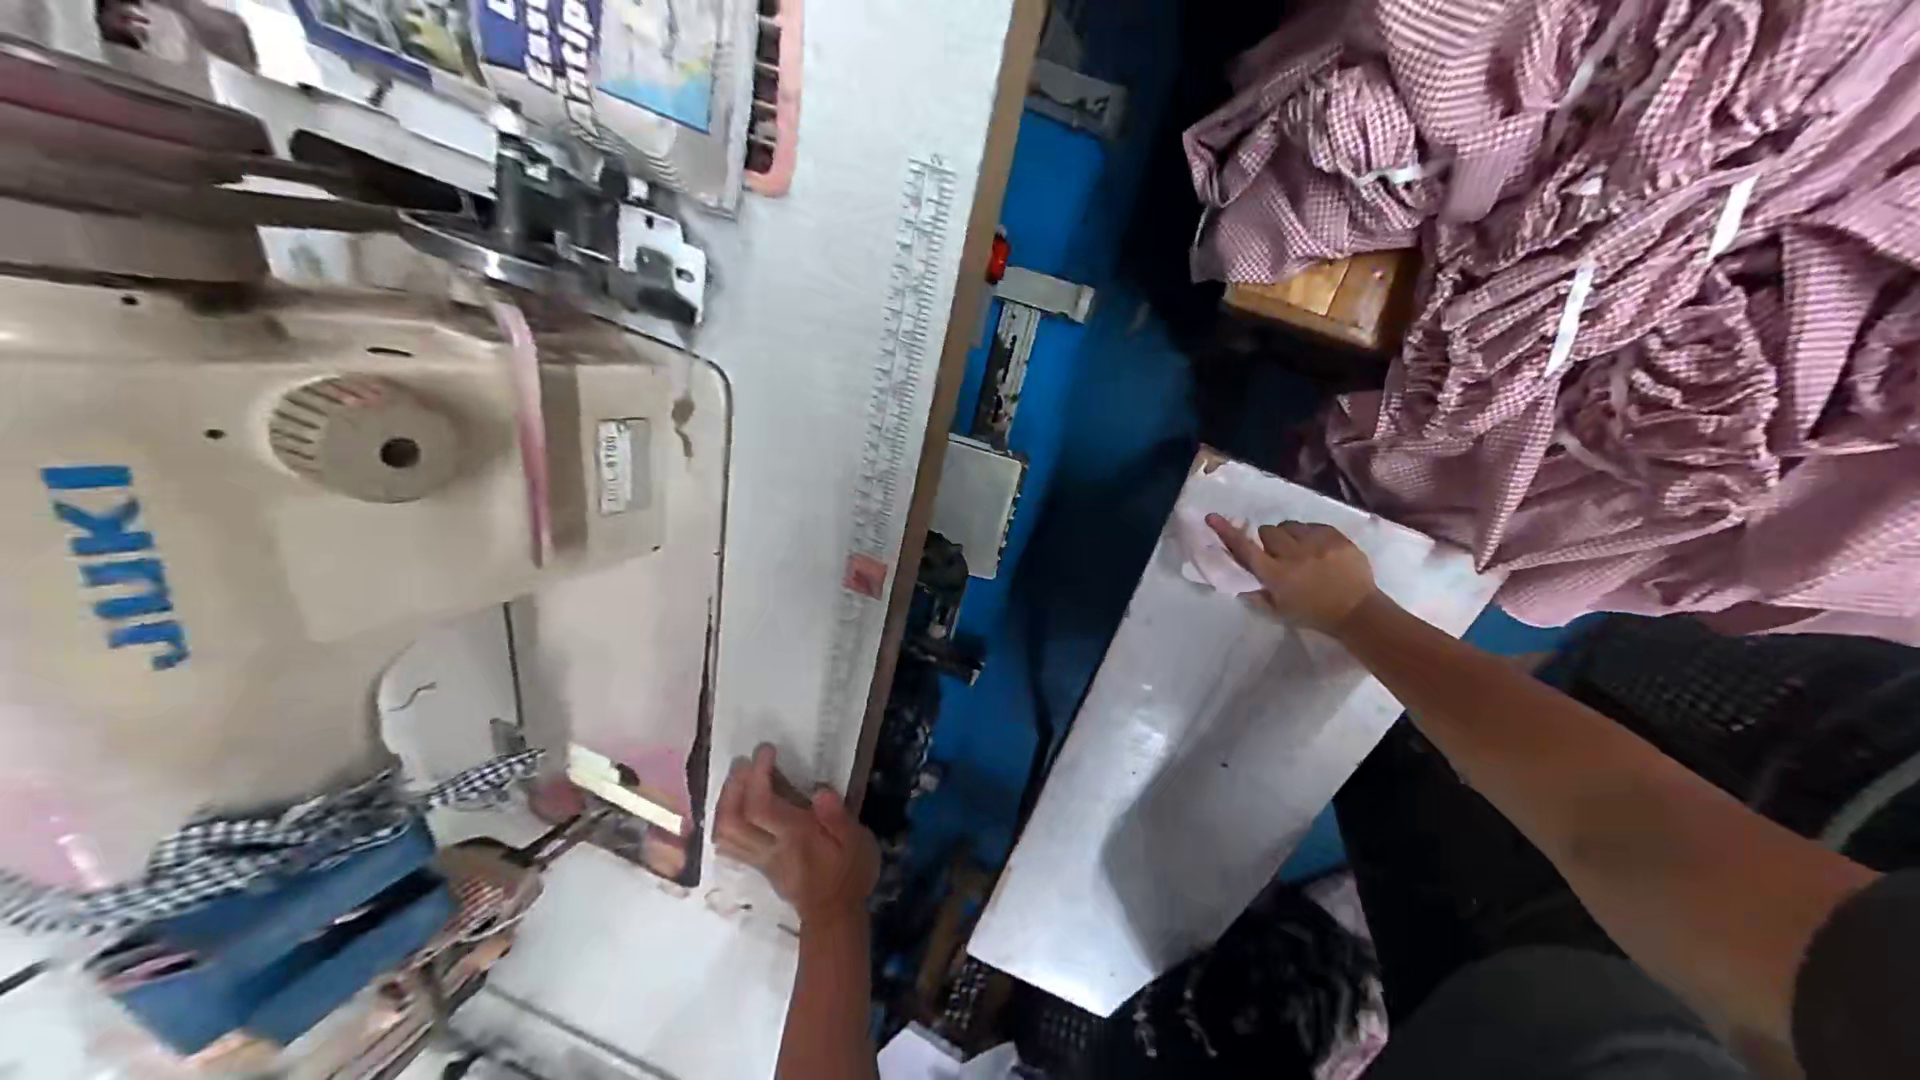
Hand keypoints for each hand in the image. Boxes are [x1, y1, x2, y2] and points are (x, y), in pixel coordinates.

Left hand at [715, 745, 879, 923]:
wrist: (835, 916)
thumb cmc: (849, 874)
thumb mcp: (858, 842)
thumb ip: (839, 817)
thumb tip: (820, 791)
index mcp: (795, 837)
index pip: (761, 806)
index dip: (758, 775)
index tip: (766, 750)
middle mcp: (771, 847)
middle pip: (732, 819)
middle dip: (734, 786)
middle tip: (745, 762)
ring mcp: (761, 859)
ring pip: (726, 833)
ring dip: (725, 802)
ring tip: (737, 779)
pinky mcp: (759, 865)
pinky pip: (730, 843)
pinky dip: (727, 820)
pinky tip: (737, 805)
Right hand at [1205, 513, 1379, 633]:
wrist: (1357, 612)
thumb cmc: (1313, 614)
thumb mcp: (1278, 610)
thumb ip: (1255, 593)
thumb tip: (1237, 579)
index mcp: (1275, 575)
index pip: (1245, 549)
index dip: (1226, 532)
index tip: (1212, 517)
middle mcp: (1293, 555)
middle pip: (1267, 531)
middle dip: (1268, 540)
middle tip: (1278, 554)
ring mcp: (1316, 543)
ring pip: (1289, 525)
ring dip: (1288, 535)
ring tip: (1300, 550)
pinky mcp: (1335, 536)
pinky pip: (1312, 525)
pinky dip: (1309, 535)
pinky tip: (1317, 549)